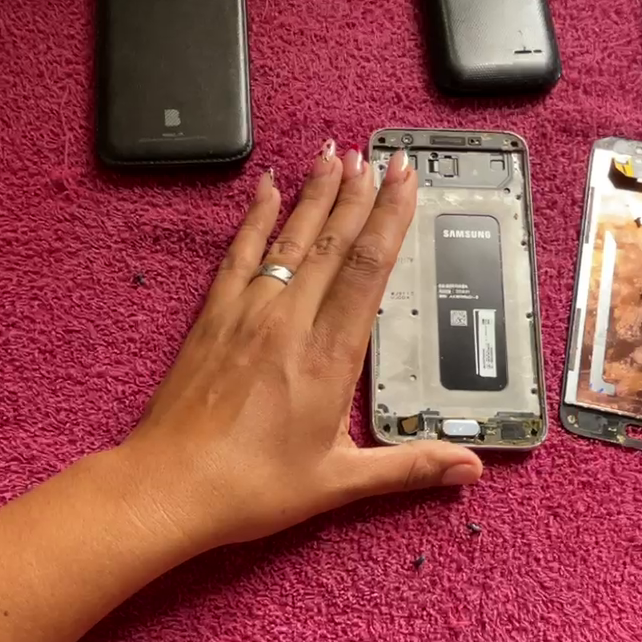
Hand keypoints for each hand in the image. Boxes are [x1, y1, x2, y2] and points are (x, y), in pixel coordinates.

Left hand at [115, 141, 483, 549]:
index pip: (368, 271)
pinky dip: (255, 219)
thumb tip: (470, 470)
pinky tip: (266, 189)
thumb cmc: (253, 487)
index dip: (390, 220)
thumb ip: (408, 467)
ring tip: (335, 154)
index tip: (404, 180)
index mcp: (329, 358)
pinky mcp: (212, 319)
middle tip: (379, 155)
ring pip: (289, 241)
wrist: (171, 486)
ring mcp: (247, 314)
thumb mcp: (339, 481)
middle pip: (332, 243)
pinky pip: (238, 255)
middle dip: (359, 195)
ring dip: (314, 195)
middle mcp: (289, 323)